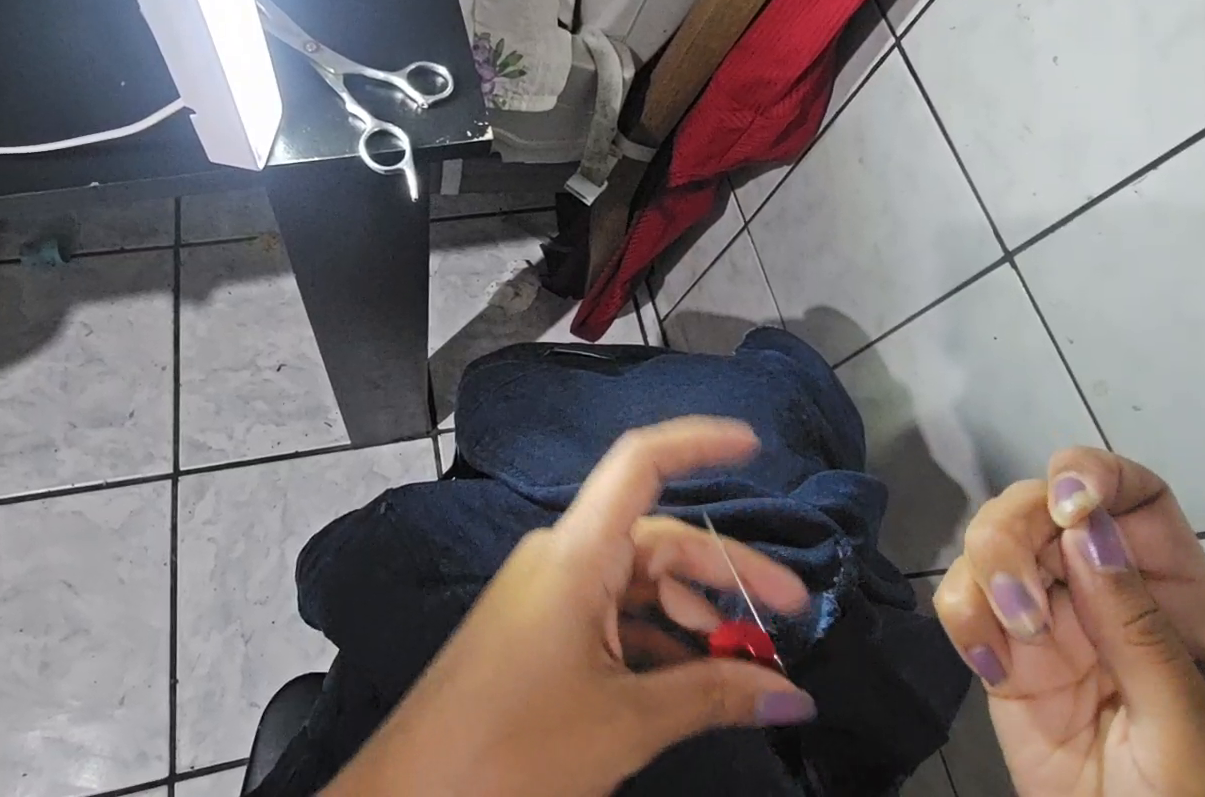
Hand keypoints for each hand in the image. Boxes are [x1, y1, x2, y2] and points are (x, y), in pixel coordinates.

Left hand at [324, 417, 817, 796]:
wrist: (412, 793)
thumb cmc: (514, 747)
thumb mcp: (625, 720)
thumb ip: (712, 696)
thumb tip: (792, 692)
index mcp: (577, 553)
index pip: (639, 464)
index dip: (697, 443)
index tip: (752, 444)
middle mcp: (563, 556)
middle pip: (657, 537)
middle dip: (724, 570)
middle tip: (791, 611)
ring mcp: (549, 591)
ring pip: (638, 580)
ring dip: (693, 614)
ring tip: (746, 662)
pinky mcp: (541, 626)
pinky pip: (613, 613)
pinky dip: (657, 638)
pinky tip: (695, 679)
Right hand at [935, 448, 1204, 795]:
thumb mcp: (1199, 743)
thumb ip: (1146, 639)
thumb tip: (1088, 529)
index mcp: (1179, 603)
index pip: (1139, 499)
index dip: (1098, 476)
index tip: (1068, 506)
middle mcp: (1106, 596)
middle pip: (1043, 505)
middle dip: (1014, 533)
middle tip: (1020, 602)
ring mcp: (1048, 623)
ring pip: (991, 542)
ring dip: (984, 575)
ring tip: (1007, 644)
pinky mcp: (1000, 652)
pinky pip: (962, 599)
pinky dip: (961, 617)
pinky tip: (989, 669)